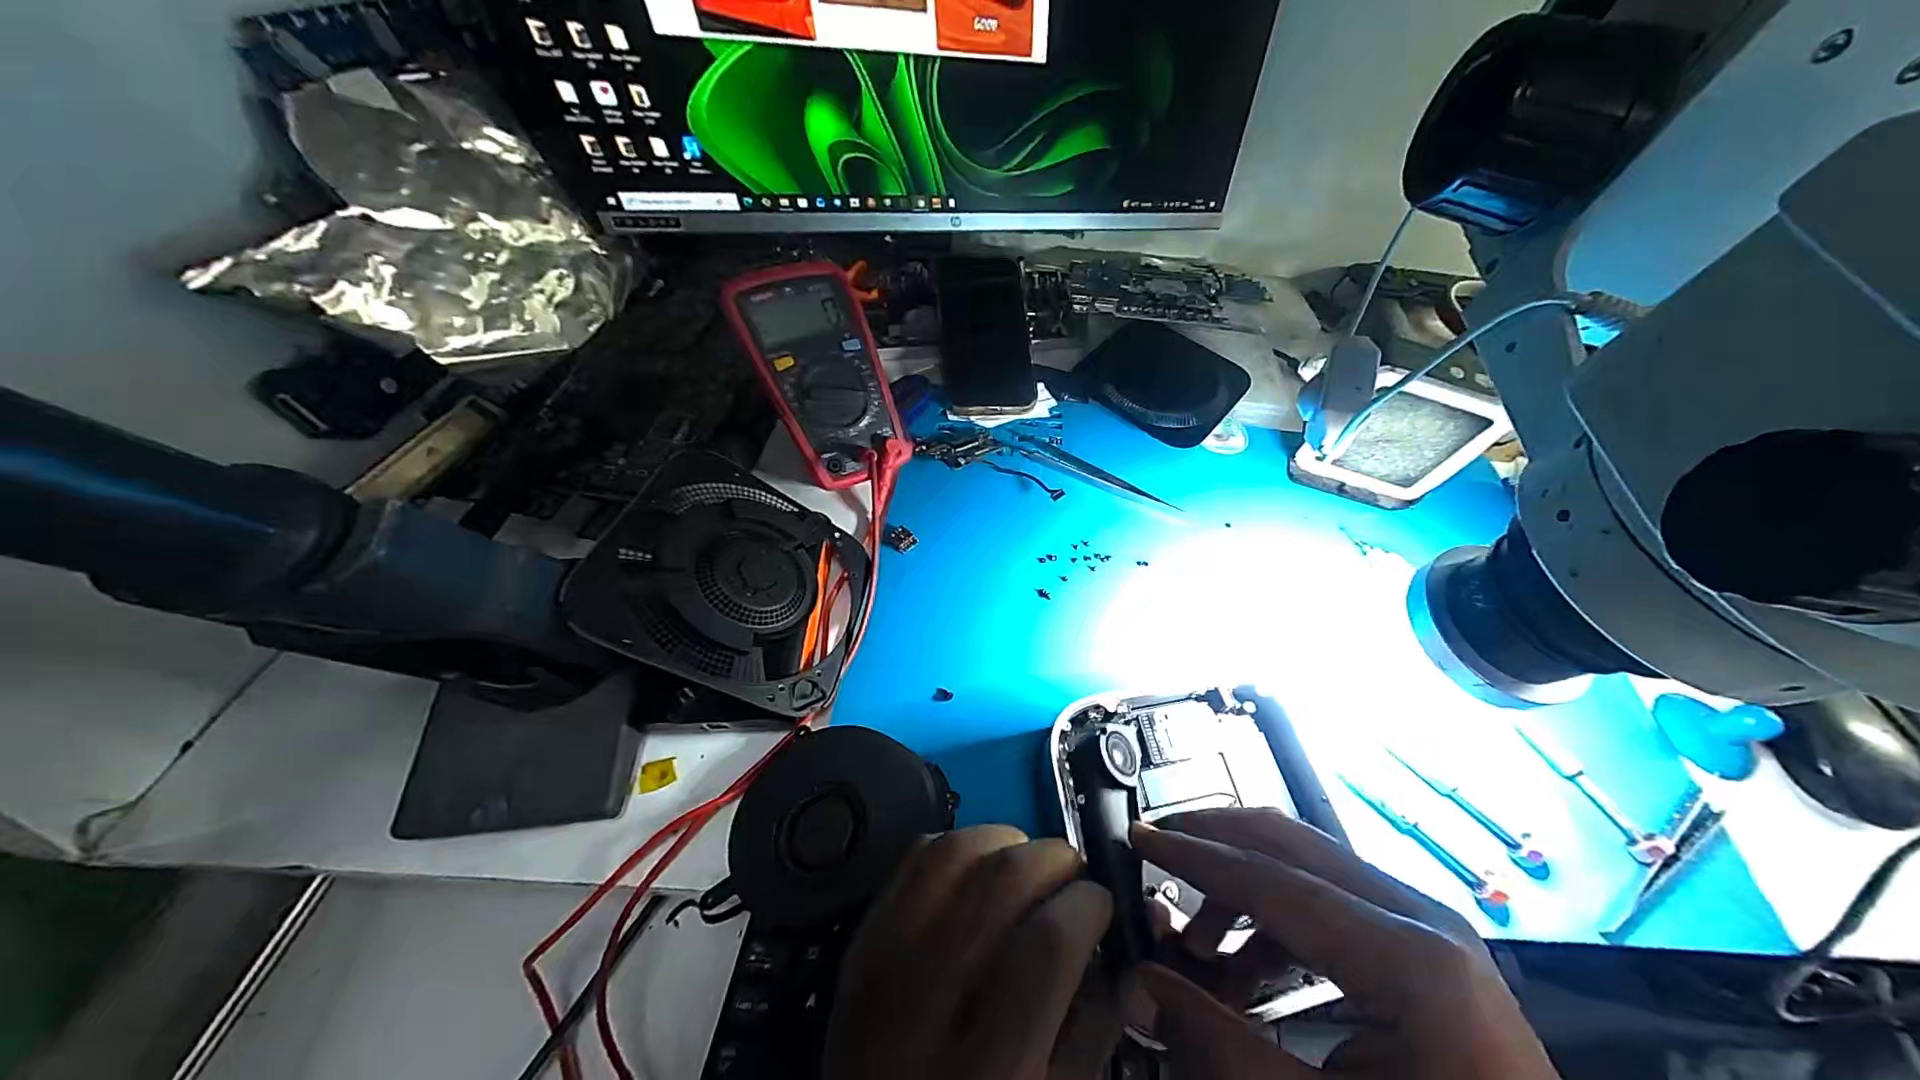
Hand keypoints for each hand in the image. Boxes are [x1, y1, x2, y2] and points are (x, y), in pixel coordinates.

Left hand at [824, 825, 1121, 1079]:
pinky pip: (910, 863)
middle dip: (1052, 859)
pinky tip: (978, 870)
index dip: (1087, 903)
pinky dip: (954, 848)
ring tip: (1027, 863)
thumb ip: (1093, 1030)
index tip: (1101, 903)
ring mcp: (881, 969)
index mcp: (992, 1069)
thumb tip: (1119, 948)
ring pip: (949, 855)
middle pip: (998, 883)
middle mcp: (928, 1008)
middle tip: (1070, 876)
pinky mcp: (860, 945)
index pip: (1047, 943)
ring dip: (1003, 841)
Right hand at [1130, 811, 1560, 1079]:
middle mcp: (1421, 919)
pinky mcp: (1427, 953)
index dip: (1192, 855)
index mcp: (1407, 956)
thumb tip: (1142, 984)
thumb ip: (1221, 1047)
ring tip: (1194, 943)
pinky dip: (1276, 925)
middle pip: (1290, 843)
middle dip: (1213, 840)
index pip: (1269, 878)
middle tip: (1155, 849)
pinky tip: (1244, 971)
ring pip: (1309, 869)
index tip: (1137, 836)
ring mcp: (1430, 931)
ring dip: (1241, 891)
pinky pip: (1332, 907)